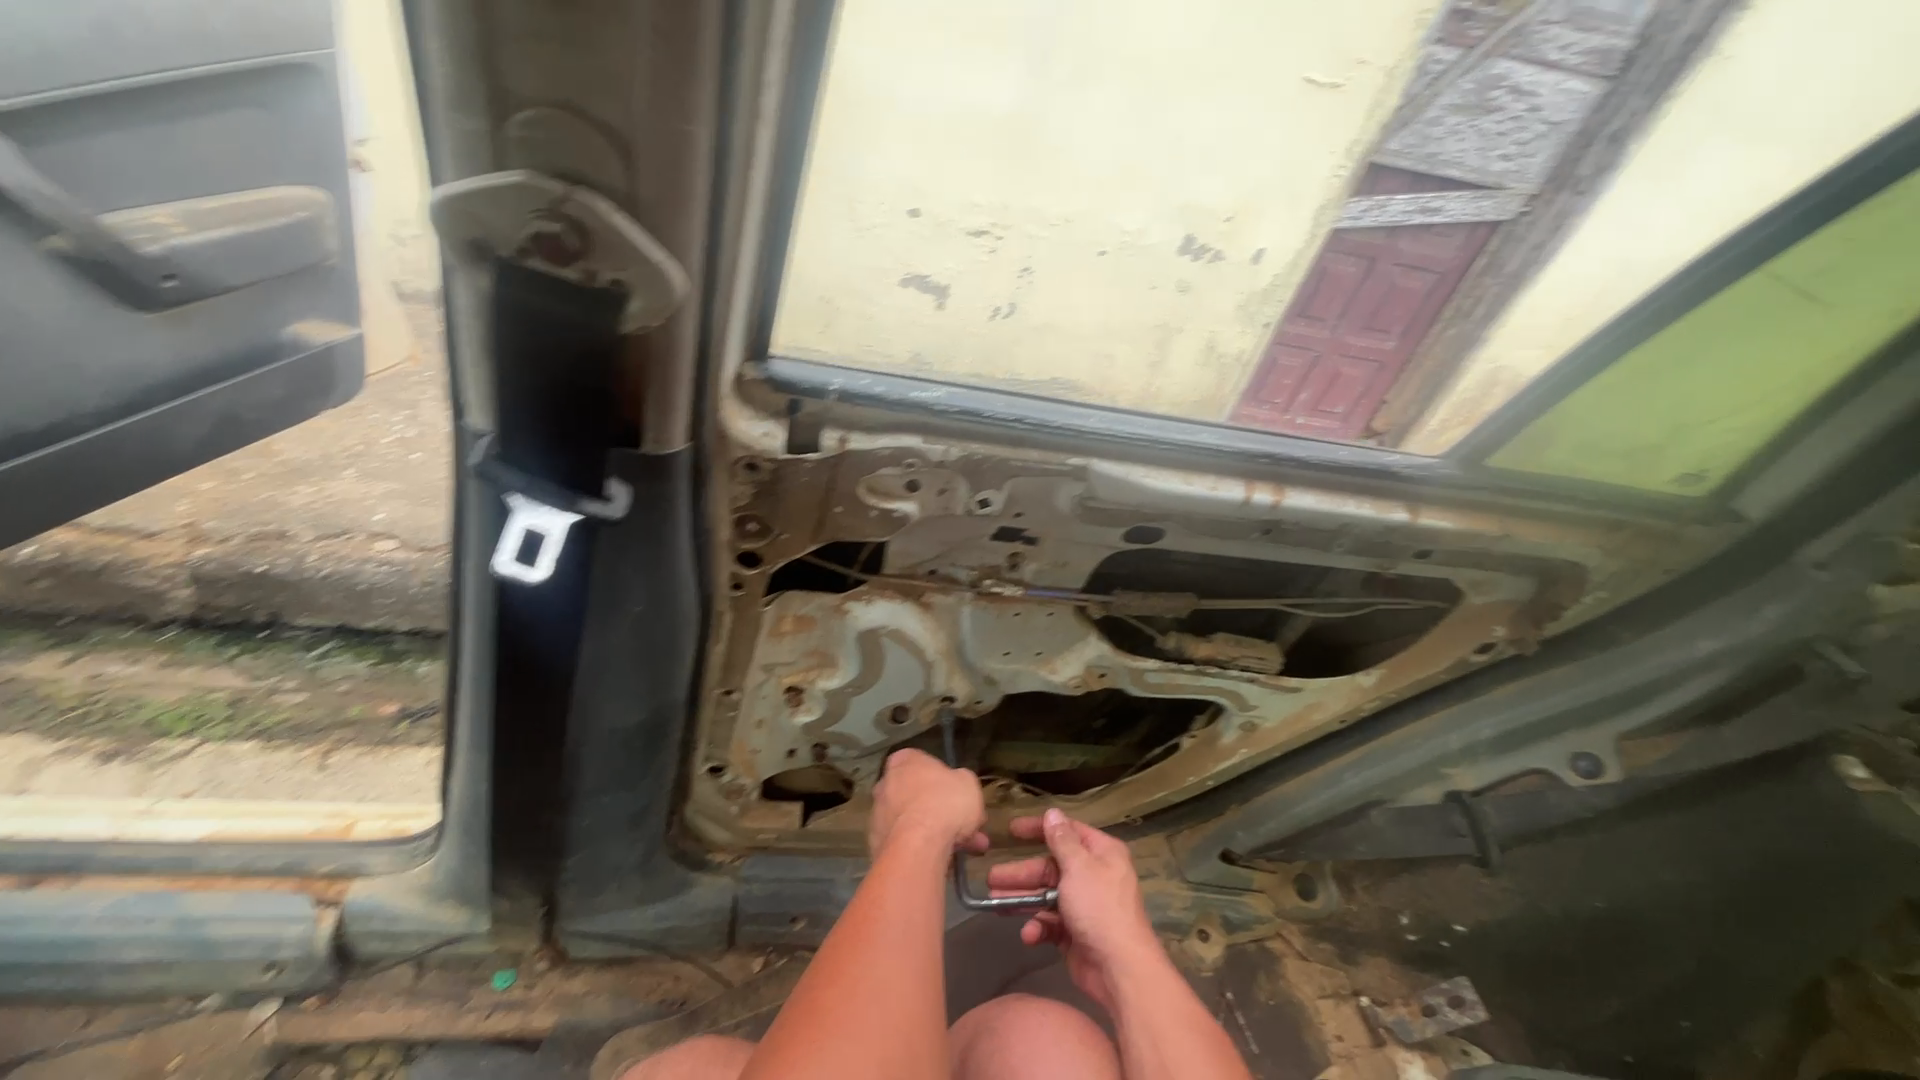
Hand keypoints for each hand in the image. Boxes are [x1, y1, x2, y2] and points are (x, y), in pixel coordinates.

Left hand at [868, 748, 988, 857]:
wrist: (918, 846)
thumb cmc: (944, 802)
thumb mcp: (968, 782)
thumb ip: (960, 781)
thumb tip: (957, 786)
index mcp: (903, 761)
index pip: (920, 763)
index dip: (942, 779)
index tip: (957, 793)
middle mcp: (885, 785)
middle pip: (919, 796)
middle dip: (946, 813)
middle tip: (970, 826)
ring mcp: (879, 815)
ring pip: (915, 822)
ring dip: (939, 834)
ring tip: (968, 850)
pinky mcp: (878, 843)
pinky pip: (907, 843)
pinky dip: (925, 849)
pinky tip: (948, 860)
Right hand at [987, 808, 1159, 1011]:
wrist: (1119, 967)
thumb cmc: (1099, 908)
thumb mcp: (1078, 867)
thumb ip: (1061, 840)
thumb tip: (1052, 812)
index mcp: (1101, 854)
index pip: (1067, 832)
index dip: (1039, 829)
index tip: (1012, 830)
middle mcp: (1093, 876)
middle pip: (1050, 867)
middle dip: (1022, 874)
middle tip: (993, 877)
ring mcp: (1084, 906)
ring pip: (1046, 896)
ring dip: (1022, 900)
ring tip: (995, 903)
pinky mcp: (1076, 933)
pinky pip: (1051, 923)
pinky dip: (1039, 927)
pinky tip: (1029, 934)